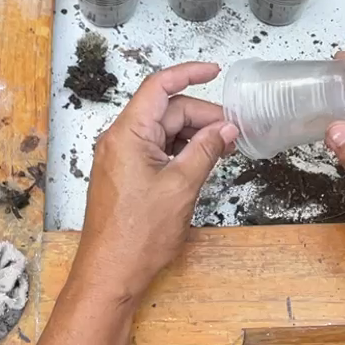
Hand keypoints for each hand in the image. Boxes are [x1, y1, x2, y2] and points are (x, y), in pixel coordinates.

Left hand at [74, 62, 237, 304]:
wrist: (111, 273)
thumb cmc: (138, 235)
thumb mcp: (182, 186)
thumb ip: (205, 150)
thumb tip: (226, 128)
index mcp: (127, 134)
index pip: (159, 87)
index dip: (189, 73)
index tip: (215, 71)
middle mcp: (119, 140)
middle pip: (166, 111)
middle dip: (201, 116)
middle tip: (233, 132)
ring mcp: (121, 158)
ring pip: (163, 131)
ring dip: (193, 135)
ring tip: (223, 149)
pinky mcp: (126, 175)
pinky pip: (156, 150)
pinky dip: (180, 151)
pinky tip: (202, 161)